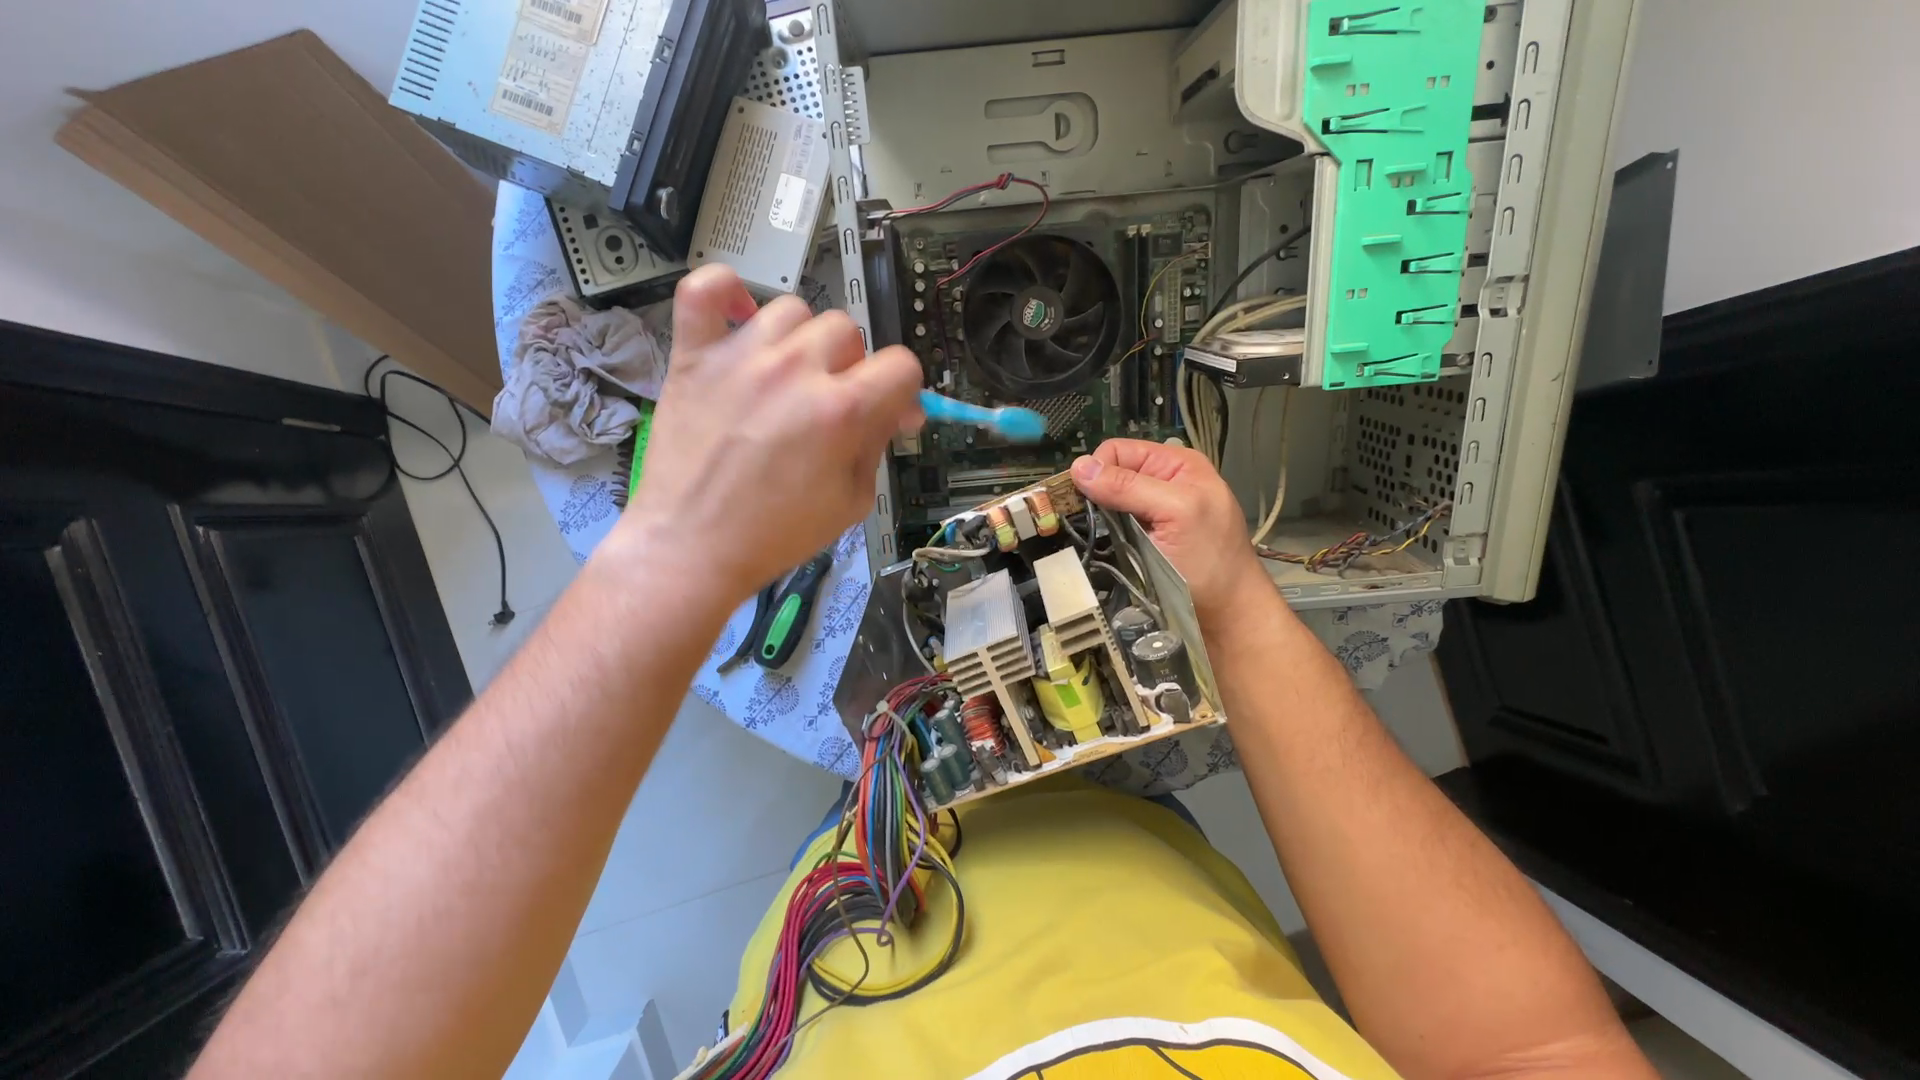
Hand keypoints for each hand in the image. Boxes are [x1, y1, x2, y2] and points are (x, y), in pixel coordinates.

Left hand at [607, 266, 921, 604]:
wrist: (693, 547)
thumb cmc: (774, 535)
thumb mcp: (852, 502)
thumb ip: (878, 445)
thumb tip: (895, 411)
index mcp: (841, 410)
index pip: (901, 365)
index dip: (903, 389)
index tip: (890, 408)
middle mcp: (794, 371)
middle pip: (847, 331)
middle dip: (851, 366)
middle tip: (832, 401)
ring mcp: (741, 357)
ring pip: (792, 309)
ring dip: (800, 337)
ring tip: (788, 372)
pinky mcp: (694, 357)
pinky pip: (705, 289)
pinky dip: (723, 291)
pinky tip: (737, 316)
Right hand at [1071, 439, 1268, 621]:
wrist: (1227, 615)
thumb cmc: (1211, 561)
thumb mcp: (1176, 511)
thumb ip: (1129, 486)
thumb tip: (1078, 467)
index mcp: (1175, 465)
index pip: (1117, 451)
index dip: (1097, 470)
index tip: (1084, 500)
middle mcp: (1160, 484)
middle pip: (1109, 476)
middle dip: (1095, 495)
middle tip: (1085, 522)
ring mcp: (1150, 515)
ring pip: (1107, 504)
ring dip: (1097, 519)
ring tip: (1095, 538)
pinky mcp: (1142, 541)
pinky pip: (1111, 529)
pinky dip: (1103, 536)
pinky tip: (1104, 548)